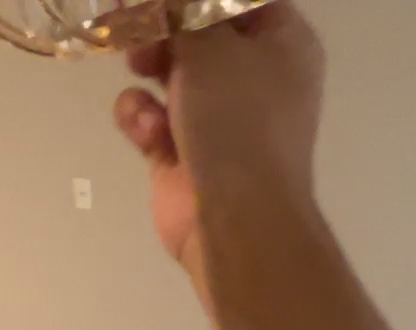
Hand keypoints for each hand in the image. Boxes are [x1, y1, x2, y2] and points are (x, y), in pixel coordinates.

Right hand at [112, 2, 325, 283]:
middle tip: (133, 17)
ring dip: (148, 67)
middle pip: (199, 33)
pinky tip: (146, 129)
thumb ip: (182, 10)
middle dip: (162, 24)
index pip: (239, 0)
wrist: (236, 222)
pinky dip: (142, 119)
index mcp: (282, 44)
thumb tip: (167, 6)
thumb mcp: (212, 44)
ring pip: (170, 75)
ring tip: (138, 66)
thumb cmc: (239, 122)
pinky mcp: (182, 159)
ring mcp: (217, 123)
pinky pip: (152, 122)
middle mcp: (253, 81)